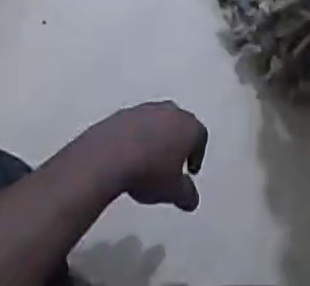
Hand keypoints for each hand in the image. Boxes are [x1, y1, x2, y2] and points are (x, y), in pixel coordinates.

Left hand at [79, 101, 208, 211]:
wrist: (109, 156)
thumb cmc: (149, 172)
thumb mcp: (173, 192)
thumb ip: (187, 195)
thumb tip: (191, 199)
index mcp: (189, 127)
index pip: (200, 138)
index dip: (197, 155)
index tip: (190, 171)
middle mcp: (171, 112)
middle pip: (180, 125)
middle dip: (177, 143)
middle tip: (171, 165)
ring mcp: (146, 109)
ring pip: (158, 123)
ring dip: (156, 138)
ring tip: (147, 162)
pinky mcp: (124, 113)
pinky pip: (136, 125)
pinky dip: (136, 137)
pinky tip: (128, 156)